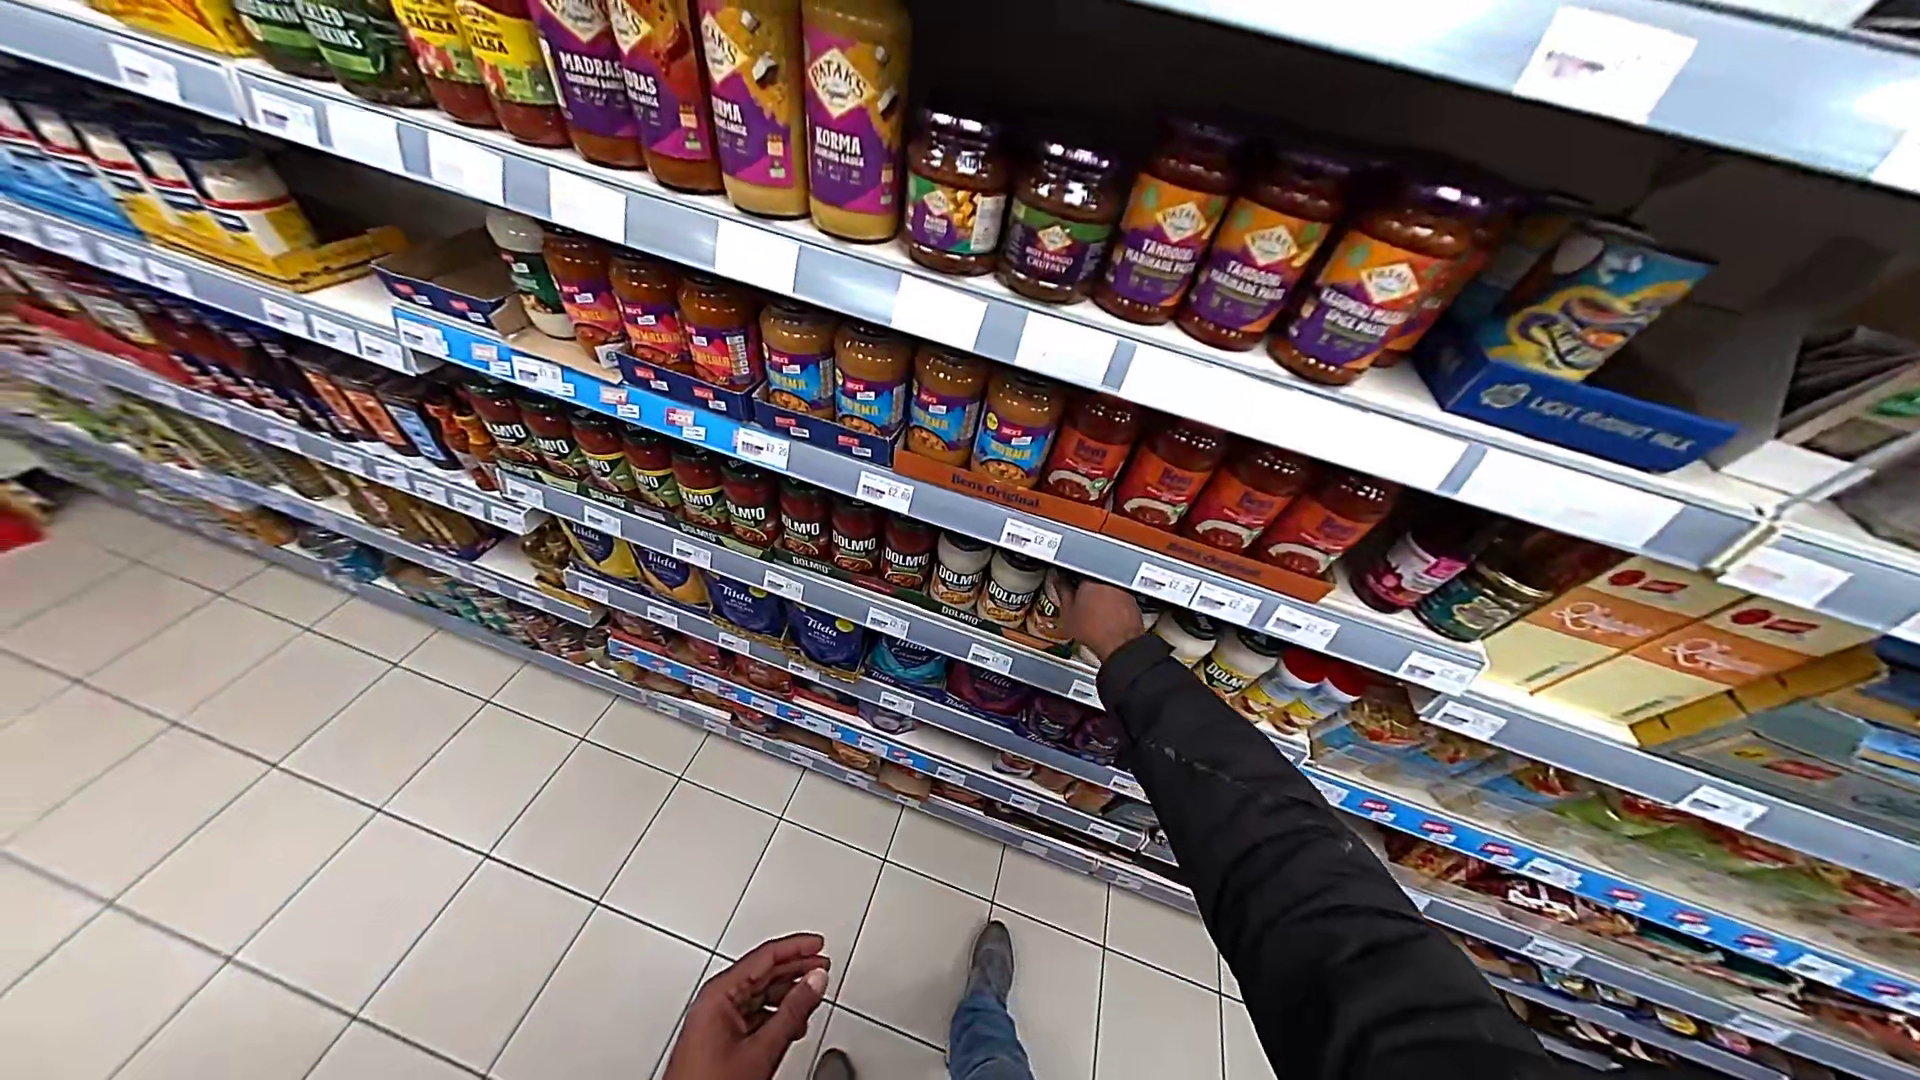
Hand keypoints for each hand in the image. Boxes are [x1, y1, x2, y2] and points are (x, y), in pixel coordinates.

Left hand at [661, 934, 830, 1079]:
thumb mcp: (761, 1048)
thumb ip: (793, 1010)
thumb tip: (816, 979)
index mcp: (719, 994)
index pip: (765, 956)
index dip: (796, 947)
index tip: (818, 944)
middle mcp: (714, 1001)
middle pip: (763, 972)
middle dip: (795, 968)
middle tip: (821, 964)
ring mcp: (714, 1021)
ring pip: (759, 994)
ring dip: (787, 994)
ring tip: (811, 995)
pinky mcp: (717, 1039)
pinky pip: (752, 1014)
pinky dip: (775, 1015)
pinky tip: (791, 1023)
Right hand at [1061, 581, 1143, 663]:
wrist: (1121, 647)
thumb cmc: (1096, 633)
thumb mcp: (1069, 615)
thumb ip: (1063, 594)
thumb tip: (1059, 583)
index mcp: (1088, 582)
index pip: (1076, 574)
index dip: (1069, 581)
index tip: (1067, 588)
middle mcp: (1107, 582)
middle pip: (1092, 581)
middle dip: (1086, 590)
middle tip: (1080, 605)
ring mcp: (1122, 591)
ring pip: (1106, 590)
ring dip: (1100, 598)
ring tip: (1094, 615)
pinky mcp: (1132, 602)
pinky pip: (1118, 599)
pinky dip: (1113, 605)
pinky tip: (1107, 619)